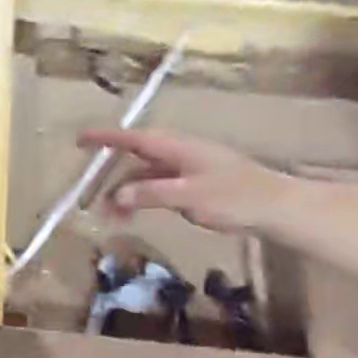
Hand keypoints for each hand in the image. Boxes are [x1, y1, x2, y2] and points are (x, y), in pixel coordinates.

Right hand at [79, 129, 302, 232]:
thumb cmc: (236, 198)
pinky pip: (157, 188)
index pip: (136, 138)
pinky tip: (137, 216)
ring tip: (114, 220)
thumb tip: (117, 196)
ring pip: (146, 177)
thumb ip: (152, 194)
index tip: (81, 139)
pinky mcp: (194, 185)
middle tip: (94, 203)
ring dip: (127, 195)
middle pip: (137, 160)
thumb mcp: (190, 197)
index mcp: (180, 148)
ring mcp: (188, 169)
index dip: (107, 137)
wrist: (276, 208)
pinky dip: (142, 200)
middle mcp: (180, 154)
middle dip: (112, 179)